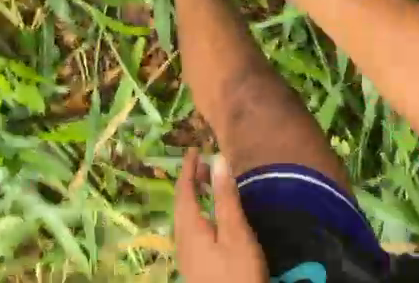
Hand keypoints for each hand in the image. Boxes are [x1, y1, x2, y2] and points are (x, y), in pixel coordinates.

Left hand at [173, 149, 265, 282]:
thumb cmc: (237, 275)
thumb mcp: (236, 233)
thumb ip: (225, 197)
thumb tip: (217, 160)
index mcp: (189, 229)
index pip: (184, 191)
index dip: (188, 169)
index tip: (194, 149)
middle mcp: (183, 242)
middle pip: (181, 205)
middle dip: (190, 181)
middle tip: (203, 164)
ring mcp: (187, 259)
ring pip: (184, 219)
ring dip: (193, 198)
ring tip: (207, 186)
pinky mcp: (195, 270)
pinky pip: (190, 231)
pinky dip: (197, 214)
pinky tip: (209, 220)